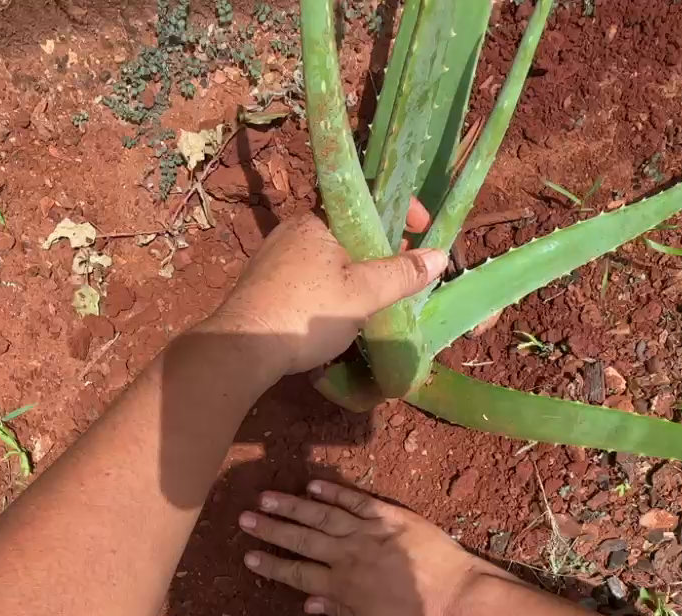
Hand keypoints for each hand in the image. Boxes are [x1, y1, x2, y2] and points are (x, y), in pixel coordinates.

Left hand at [195, 205, 446, 380]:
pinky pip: (306, 280)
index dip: (400, 211)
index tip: (422, 229)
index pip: (367, 200)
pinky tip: (334, 316)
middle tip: (400, 277)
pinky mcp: (262, 288)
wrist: (241, 349)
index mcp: (318, 221)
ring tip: (372, 301)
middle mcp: (293, 232)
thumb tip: (439, 257)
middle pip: (348, 232)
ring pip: (326, 259)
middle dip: (378, 250)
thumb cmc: (305, 314)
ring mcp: (273, 260)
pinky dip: (328, 291)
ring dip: (353, 275)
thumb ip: (401, 275)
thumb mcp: (363, 295)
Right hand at [237, 480, 515, 615]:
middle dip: (271, 530)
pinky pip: (357, 501)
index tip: (249, 556)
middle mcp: (348, 555)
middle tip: (244, 519)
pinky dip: (334, 493)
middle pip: (302, 540)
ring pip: (322, 516)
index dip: (272, 565)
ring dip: (292, 506)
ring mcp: (368, 532)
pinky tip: (313, 484)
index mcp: (342, 585)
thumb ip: (340, 610)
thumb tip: (308, 603)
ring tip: (266, 497)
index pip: (298, 574)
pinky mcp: (389, 516)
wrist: (457, 596)